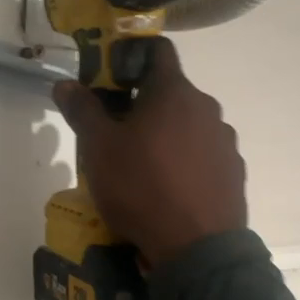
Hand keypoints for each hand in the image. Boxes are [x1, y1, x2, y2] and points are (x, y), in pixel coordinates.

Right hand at [53, 37, 247, 262]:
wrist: (195, 247)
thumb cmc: (140, 187)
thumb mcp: (97, 148)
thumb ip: (82, 111)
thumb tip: (66, 84)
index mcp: (173, 92)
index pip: (156, 51)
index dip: (129, 57)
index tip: (107, 78)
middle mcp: (205, 107)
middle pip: (169, 92)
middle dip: (141, 105)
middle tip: (112, 133)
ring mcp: (224, 140)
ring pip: (186, 126)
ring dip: (163, 136)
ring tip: (139, 168)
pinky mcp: (233, 172)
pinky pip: (201, 155)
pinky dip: (183, 162)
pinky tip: (166, 189)